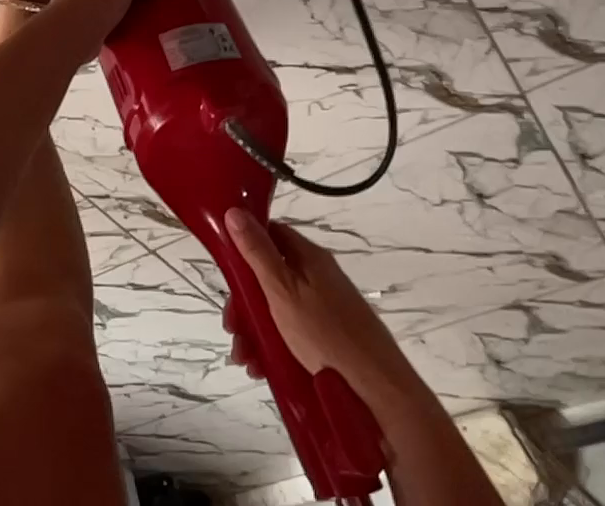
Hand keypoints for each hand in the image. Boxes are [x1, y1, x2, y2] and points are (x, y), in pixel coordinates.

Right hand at [224, 208, 415, 398]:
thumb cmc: (327, 336)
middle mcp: (317, 277)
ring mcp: (324, 307)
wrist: (380, 393)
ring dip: (253, 329)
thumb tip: (235, 211)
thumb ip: (257, 253)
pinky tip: (261, 367)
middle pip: (268, 275)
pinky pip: (290, 331)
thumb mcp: (282, 291)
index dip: (243, 244)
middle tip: (232, 327)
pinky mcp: (328, 335)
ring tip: (244, 358)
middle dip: (243, 301)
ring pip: (276, 307)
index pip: (271, 233)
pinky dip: (272, 345)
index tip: (224, 268)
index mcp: (309, 258)